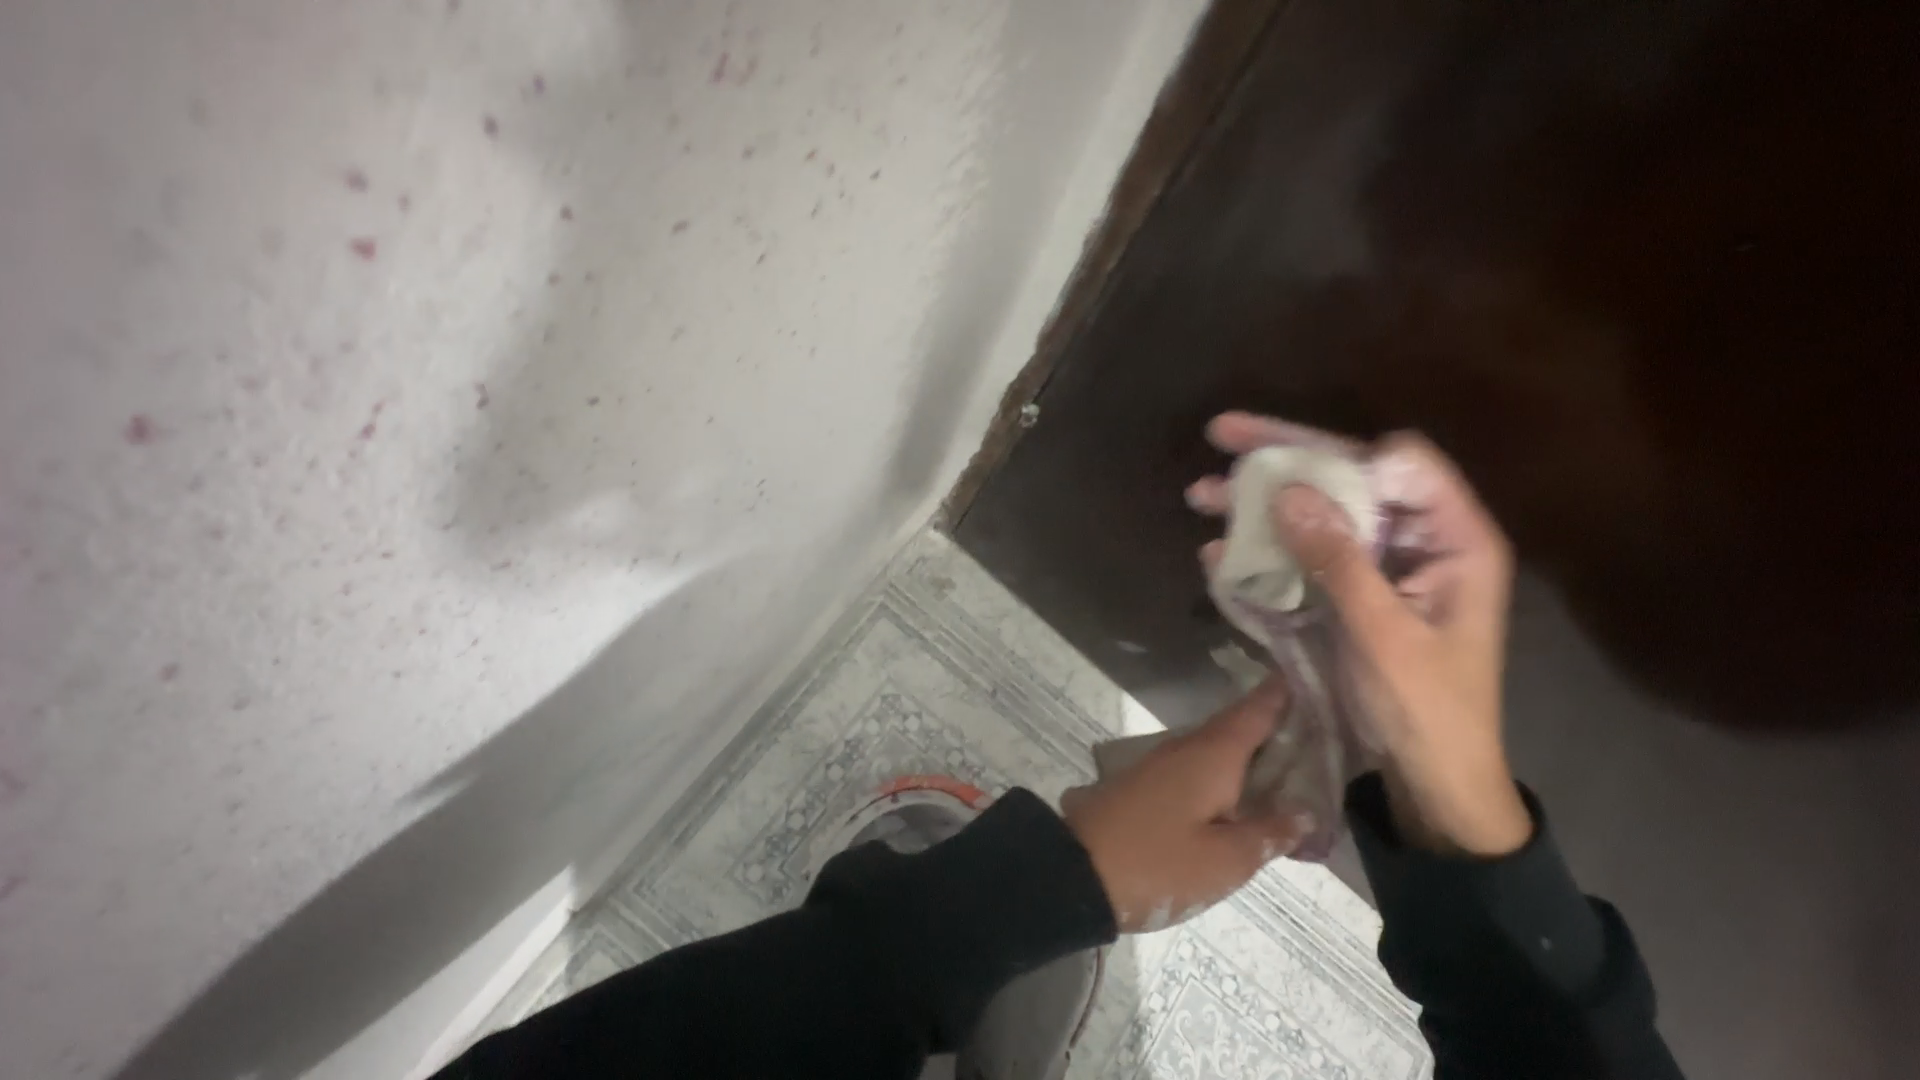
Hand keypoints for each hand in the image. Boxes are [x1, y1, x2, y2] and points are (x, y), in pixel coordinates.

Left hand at [1061, 678, 1315, 932]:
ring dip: (1250, 756)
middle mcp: (1186, 746)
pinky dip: (1225, 777)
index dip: (1288, 691)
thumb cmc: (1158, 863)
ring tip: (1293, 772)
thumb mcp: (1226, 859)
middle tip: (1324, 738)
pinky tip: (1242, 800)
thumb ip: (1269, 832)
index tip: (1320, 677)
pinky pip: (1196, 770)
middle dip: (1278, 729)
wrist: (1075, 872)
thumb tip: (1305, 811)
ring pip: (1216, 750)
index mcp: (1212, 753)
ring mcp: (1160, 764)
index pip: (1258, 708)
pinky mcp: (1144, 786)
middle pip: (1239, 727)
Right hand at [1187, 412, 1532, 857]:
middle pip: (1349, 476)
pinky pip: (1303, 556)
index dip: (1343, 452)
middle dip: (1283, 458)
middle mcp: (1415, 538)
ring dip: (1261, 503)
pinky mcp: (1348, 592)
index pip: (1402, 462)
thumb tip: (1289, 492)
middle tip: (1221, 435)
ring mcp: (1378, 565)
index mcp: (1451, 538)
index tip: (1285, 464)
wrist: (1430, 779)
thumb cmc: (1426, 709)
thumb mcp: (1382, 634)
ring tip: (1202, 495)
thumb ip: (1338, 560)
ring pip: (1318, 513)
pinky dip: (1262, 550)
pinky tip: (1218, 552)